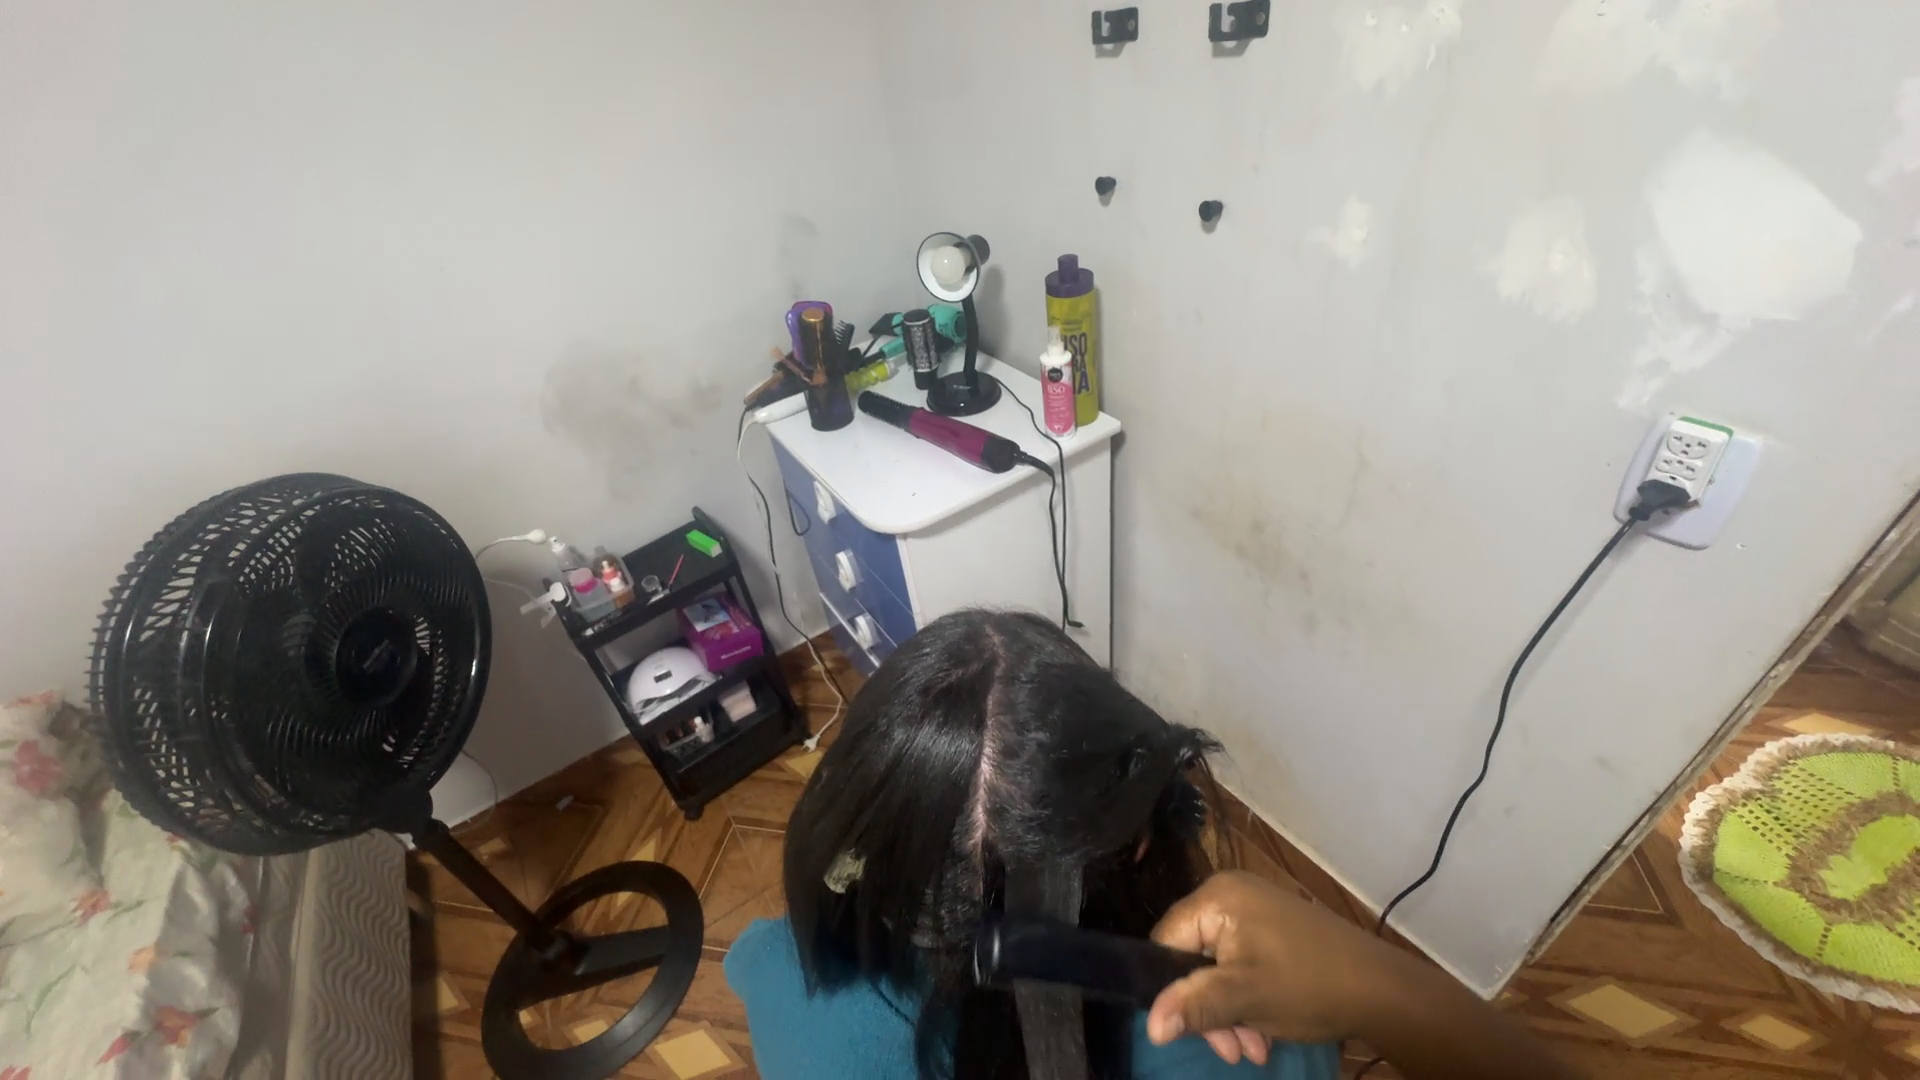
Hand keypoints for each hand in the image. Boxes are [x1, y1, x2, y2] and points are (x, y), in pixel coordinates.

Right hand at [1147, 871, 1404, 1062]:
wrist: (1383, 988)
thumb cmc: (1308, 985)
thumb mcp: (1245, 999)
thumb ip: (1194, 1006)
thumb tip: (1149, 1025)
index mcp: (1216, 896)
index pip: (1167, 940)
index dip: (1172, 987)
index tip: (1195, 1031)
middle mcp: (1229, 892)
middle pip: (1193, 954)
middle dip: (1209, 1007)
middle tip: (1234, 1051)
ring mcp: (1253, 907)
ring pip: (1218, 964)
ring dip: (1229, 1010)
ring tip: (1255, 1048)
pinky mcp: (1271, 925)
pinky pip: (1240, 960)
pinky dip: (1246, 996)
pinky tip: (1264, 1028)